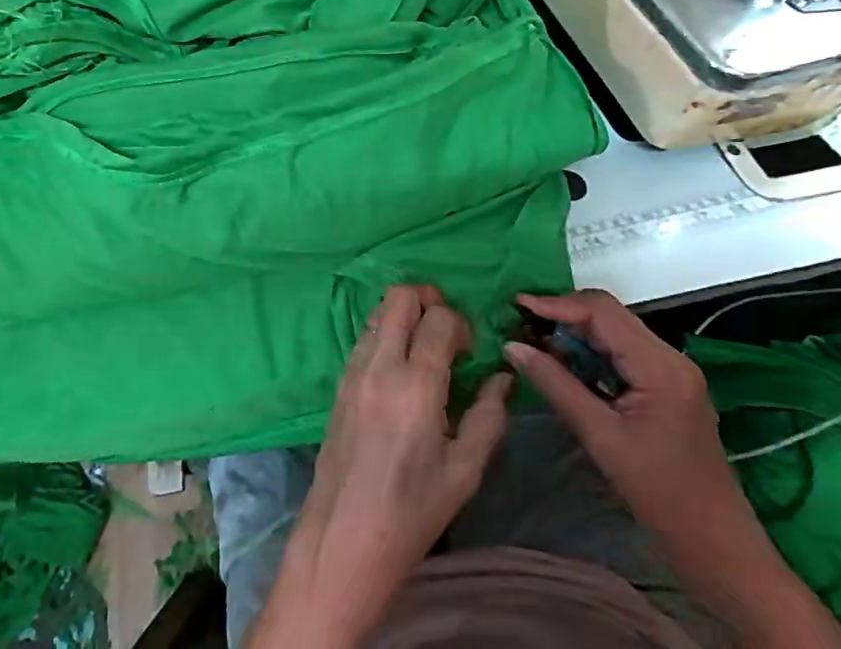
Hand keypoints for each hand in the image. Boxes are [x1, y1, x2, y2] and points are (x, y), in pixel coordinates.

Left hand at [247, 284, 509, 645]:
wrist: (341, 543)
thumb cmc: (411, 514)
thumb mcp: (465, 471)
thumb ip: (489, 415)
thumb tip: (502, 377)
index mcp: (416, 386)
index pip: (439, 318)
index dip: (461, 324)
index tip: (469, 352)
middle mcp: (380, 367)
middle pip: (399, 296)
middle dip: (429, 300)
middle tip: (446, 332)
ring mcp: (353, 373)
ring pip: (377, 312)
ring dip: (404, 316)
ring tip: (424, 350)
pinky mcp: (338, 386)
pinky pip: (364, 338)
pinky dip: (385, 335)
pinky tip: (401, 371)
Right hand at [504, 290, 730, 526]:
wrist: (716, 542)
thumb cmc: (659, 494)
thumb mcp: (600, 438)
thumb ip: (556, 385)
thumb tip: (513, 348)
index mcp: (660, 366)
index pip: (603, 313)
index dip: (557, 304)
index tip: (518, 305)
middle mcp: (670, 357)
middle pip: (611, 315)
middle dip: (564, 314)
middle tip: (522, 322)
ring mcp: (673, 369)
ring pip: (617, 331)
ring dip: (577, 331)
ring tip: (536, 340)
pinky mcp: (669, 384)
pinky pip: (625, 352)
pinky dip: (593, 351)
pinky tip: (566, 363)